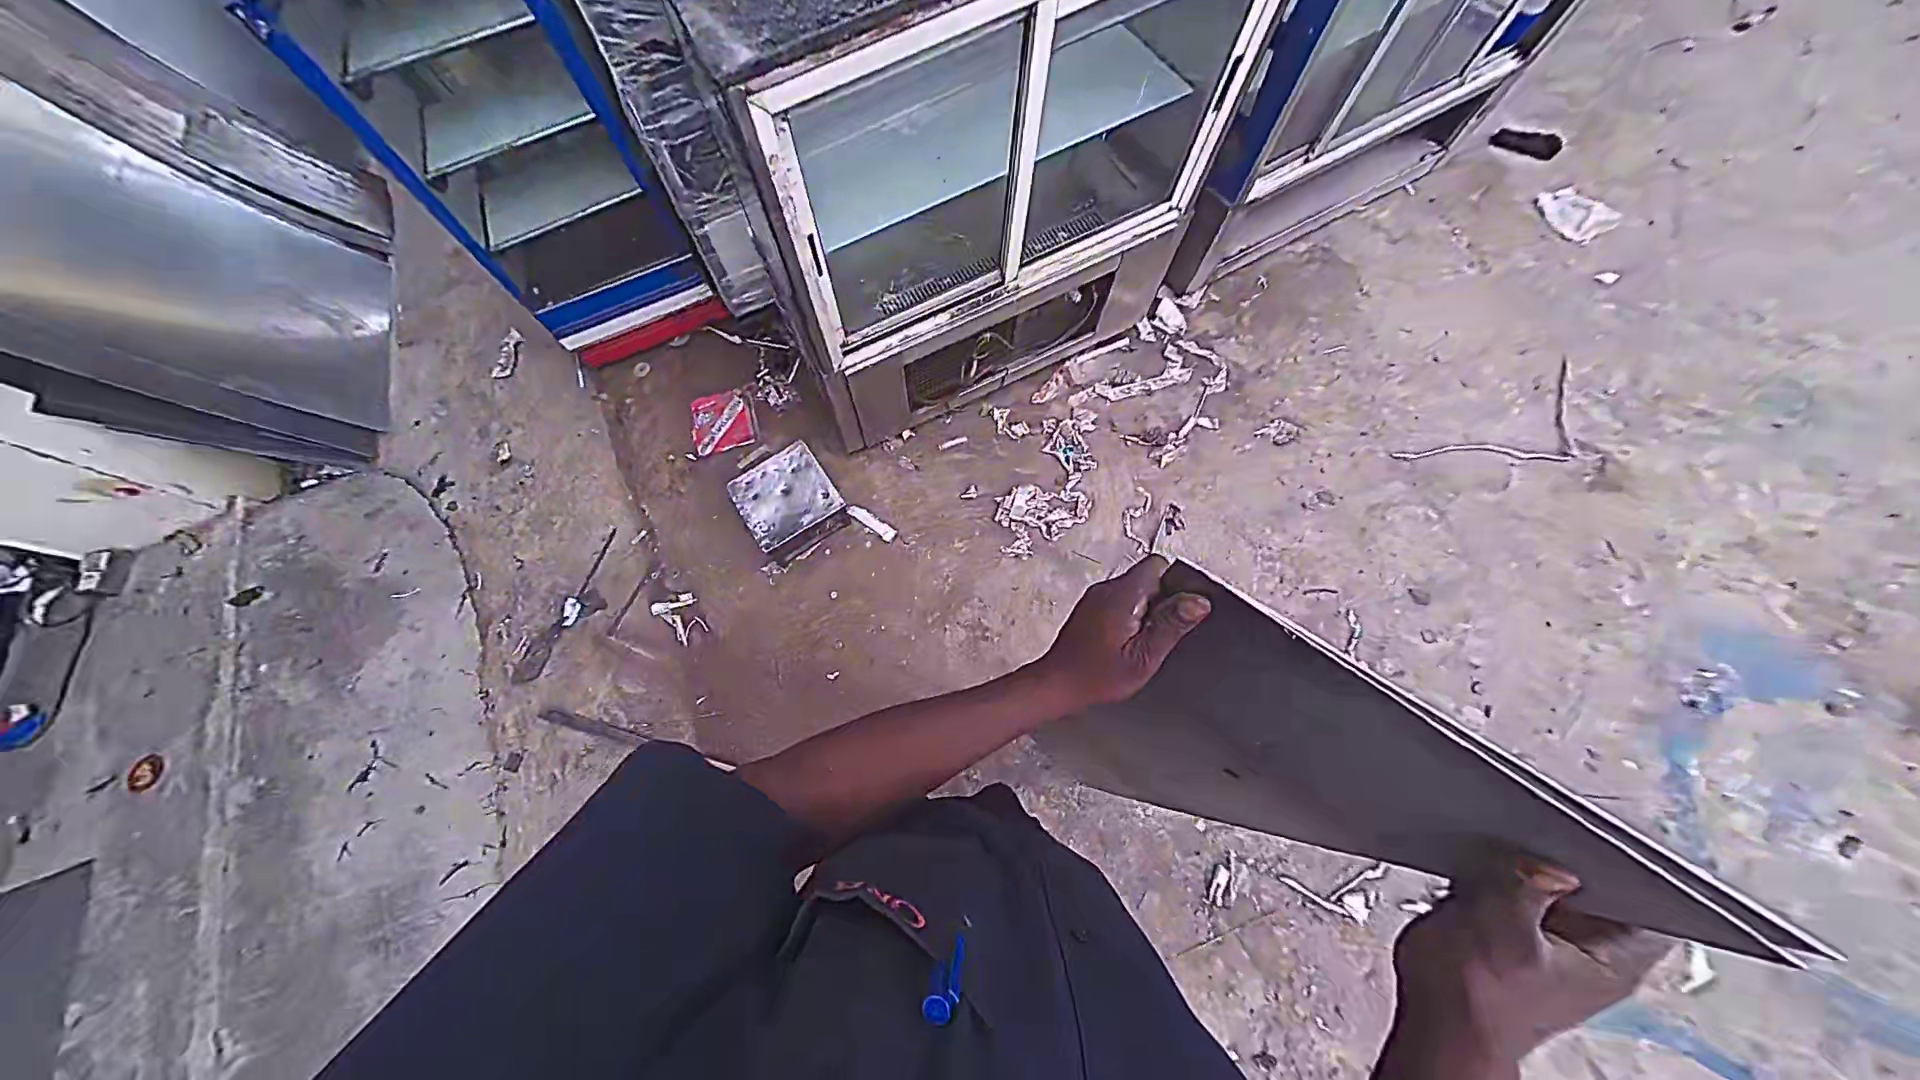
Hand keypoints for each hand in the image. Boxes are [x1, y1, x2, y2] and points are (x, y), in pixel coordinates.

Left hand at [1033, 555, 1209, 707]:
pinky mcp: (1090, 608)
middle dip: (1162, 599)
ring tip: (1142, 639)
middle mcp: (1105, 590)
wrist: (1058, 684)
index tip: (1183, 605)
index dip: (1177, 582)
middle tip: (1159, 630)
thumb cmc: (1095, 676)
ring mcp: (1095, 598)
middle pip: (1147, 576)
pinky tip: (1127, 640)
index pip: (1157, 565)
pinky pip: (1119, 600)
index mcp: (1121, 596)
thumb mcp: (1143, 656)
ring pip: (1134, 589)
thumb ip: (1170, 625)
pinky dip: (1130, 615)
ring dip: (1146, 609)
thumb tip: (1198, 602)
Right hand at [1374, 857, 1672, 1079]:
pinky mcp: (1509, 936)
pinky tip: (1470, 879)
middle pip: (1590, 886)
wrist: (1437, 1022)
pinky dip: (1491, 880)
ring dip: (1515, 869)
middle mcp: (1588, 951)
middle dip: (1555, 858)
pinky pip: (1509, 893)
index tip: (1587, 830)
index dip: (1622, 861)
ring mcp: (1546, 943)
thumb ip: (1525, 885)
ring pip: (1544, 886)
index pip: (1644, 897)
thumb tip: (1546, 862)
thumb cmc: (1476, 991)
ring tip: (1491, 862)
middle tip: (1524, 839)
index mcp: (1612, 958)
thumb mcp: (1501, 927)